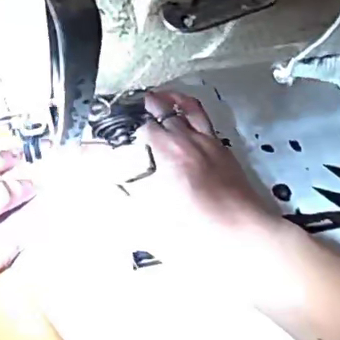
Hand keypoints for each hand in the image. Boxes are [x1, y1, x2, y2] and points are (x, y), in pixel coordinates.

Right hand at [85, 90, 283, 275]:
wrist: (249, 240)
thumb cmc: (201, 235)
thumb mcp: (151, 221)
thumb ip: (124, 198)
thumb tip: (106, 184)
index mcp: (168, 155)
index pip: (130, 131)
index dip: (108, 134)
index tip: (90, 143)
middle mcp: (187, 141)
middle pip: (155, 111)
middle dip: (132, 110)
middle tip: (116, 115)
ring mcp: (207, 142)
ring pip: (182, 107)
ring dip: (162, 100)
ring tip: (148, 99)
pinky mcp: (221, 149)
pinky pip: (201, 118)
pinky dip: (186, 108)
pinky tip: (179, 112)